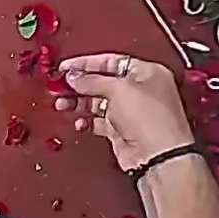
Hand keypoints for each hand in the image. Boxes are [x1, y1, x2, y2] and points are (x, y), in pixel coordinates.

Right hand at [53, 53, 196, 171]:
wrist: (158, 156)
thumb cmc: (152, 119)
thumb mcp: (119, 89)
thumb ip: (92, 80)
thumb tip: (74, 76)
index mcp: (147, 73)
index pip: (112, 61)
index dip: (87, 63)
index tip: (67, 67)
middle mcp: (140, 91)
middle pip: (102, 82)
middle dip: (80, 84)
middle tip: (60, 85)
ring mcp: (131, 112)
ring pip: (98, 102)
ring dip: (78, 103)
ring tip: (62, 103)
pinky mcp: (123, 131)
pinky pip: (99, 122)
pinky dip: (87, 121)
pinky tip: (80, 121)